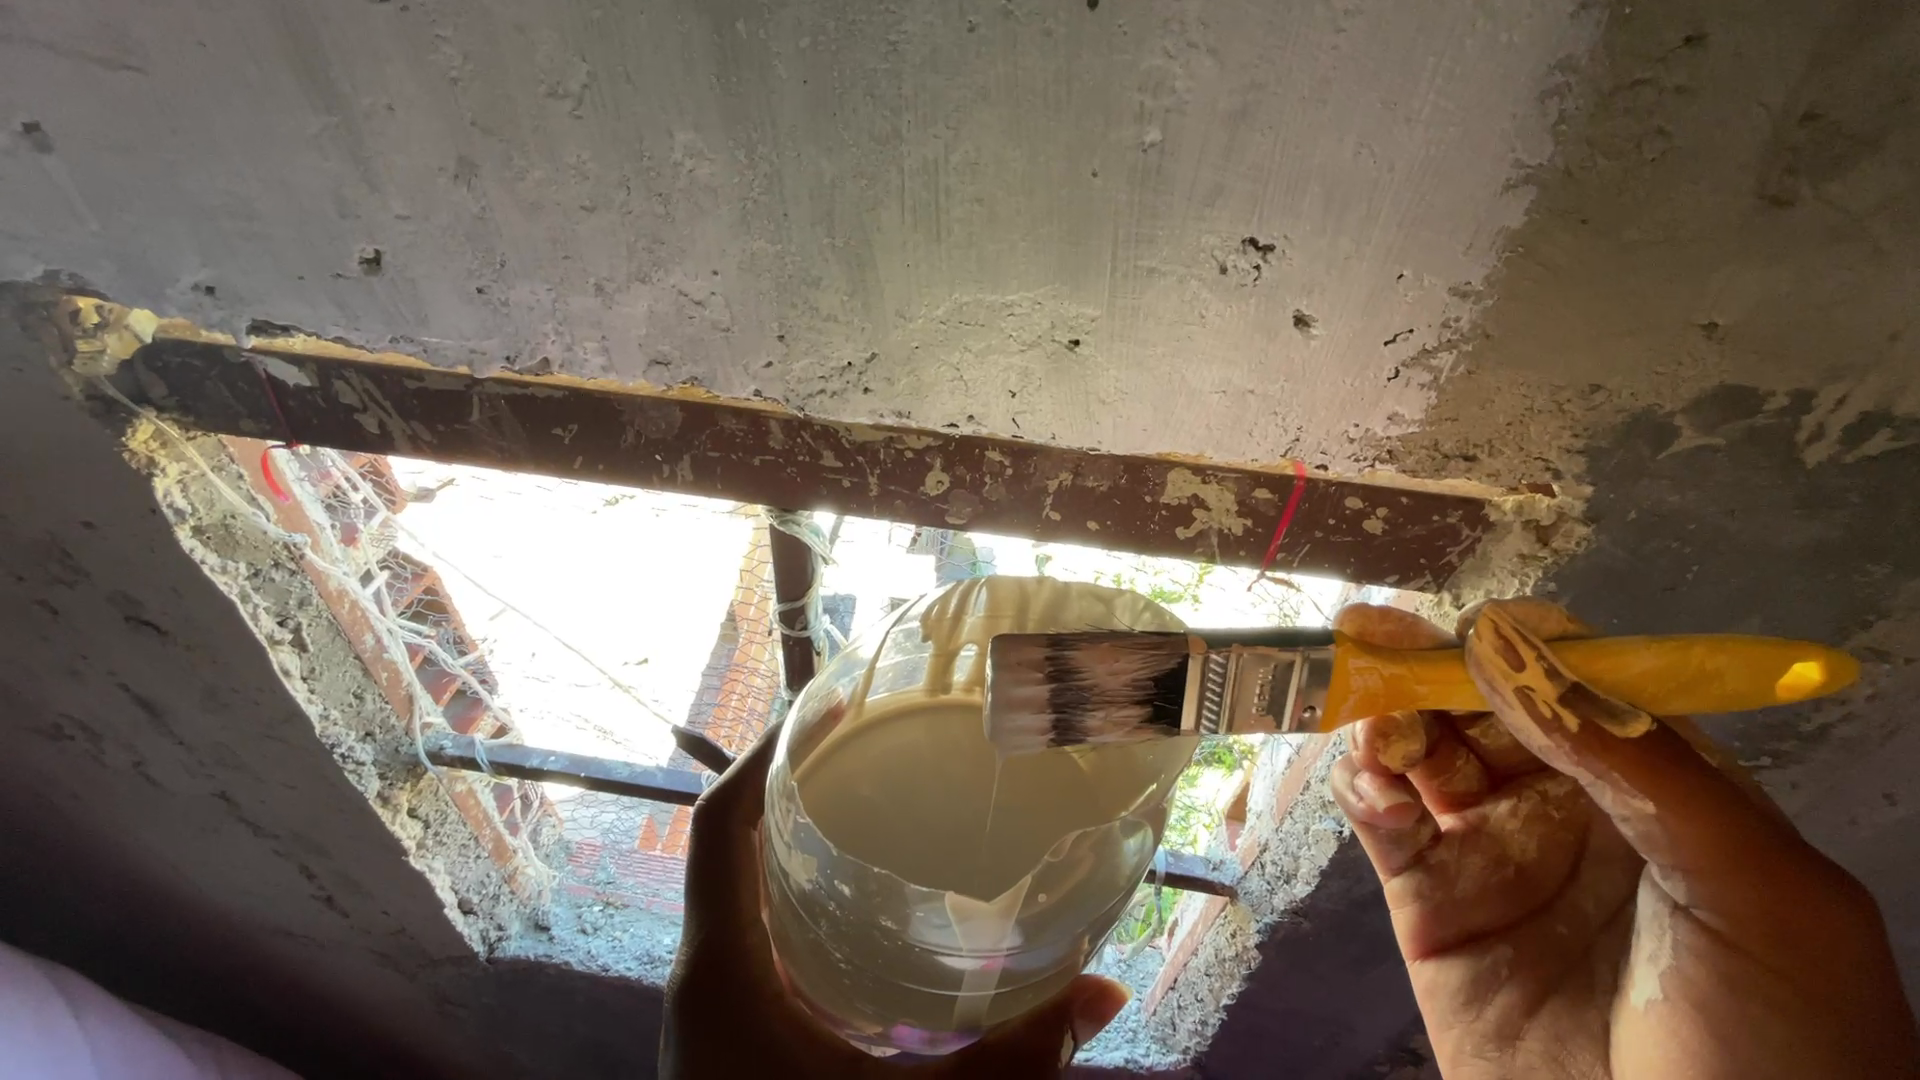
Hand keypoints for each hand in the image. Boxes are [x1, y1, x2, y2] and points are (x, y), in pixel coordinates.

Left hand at [660, 721, 1131, 1078]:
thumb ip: (1015, 1061)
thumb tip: (1106, 994)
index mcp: (722, 971)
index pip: (718, 826)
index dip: (765, 754)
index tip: (827, 707)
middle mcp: (703, 969)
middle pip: (729, 836)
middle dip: (786, 774)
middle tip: (863, 733)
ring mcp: (712, 995)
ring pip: (737, 878)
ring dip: (787, 824)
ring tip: (860, 785)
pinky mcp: (731, 1018)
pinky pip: (752, 918)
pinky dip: (793, 879)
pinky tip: (852, 881)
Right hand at [1328, 599, 1918, 1078]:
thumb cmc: (1773, 1046)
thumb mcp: (1755, 893)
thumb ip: (1638, 760)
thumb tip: (1507, 640)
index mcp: (1649, 782)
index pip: (1567, 679)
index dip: (1514, 644)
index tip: (1469, 630)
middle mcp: (1558, 799)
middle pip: (1470, 701)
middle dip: (1422, 668)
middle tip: (1366, 639)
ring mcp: (1484, 845)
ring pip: (1413, 747)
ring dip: (1384, 722)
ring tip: (1382, 736)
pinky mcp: (1424, 894)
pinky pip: (1378, 816)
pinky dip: (1362, 786)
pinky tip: (1376, 793)